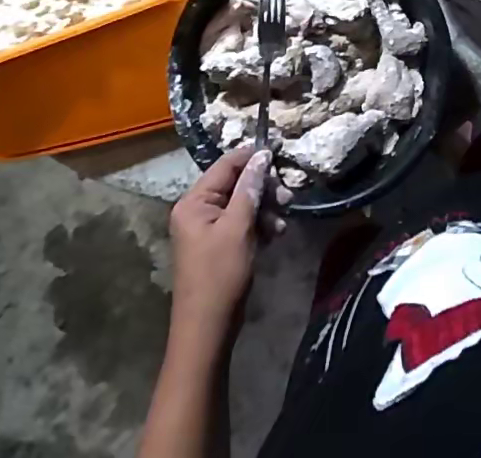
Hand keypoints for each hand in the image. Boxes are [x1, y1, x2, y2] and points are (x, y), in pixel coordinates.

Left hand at [168, 146, 282, 327]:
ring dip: (265, 208)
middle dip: (263, 188)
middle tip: (286, 197)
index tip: (280, 152)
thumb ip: (250, 188)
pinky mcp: (219, 242)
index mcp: (194, 202)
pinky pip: (242, 221)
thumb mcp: (238, 227)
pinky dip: (259, 224)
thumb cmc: (221, 274)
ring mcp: (207, 227)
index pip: (225, 165)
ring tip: (280, 224)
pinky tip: (274, 234)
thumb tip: (262, 154)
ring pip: (243, 202)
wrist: (208, 328)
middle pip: (236, 183)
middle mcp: (197, 209)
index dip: (252, 156)